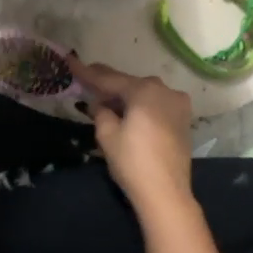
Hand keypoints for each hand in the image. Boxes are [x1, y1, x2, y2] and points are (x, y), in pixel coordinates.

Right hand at [72, 60, 193, 205]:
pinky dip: (140, 106)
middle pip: (129, 84)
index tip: (70, 60)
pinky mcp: (183, 119)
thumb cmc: (132, 162)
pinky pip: (156, 105)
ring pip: (144, 94)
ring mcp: (178, 104)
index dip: (87, 72)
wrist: (166, 192)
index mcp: (145, 90)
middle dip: (108, 85)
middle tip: (86, 83)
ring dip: (125, 97)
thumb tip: (100, 104)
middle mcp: (165, 90)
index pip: (109, 79)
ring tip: (105, 102)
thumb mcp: (107, 135)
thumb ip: (101, 112)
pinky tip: (127, 113)